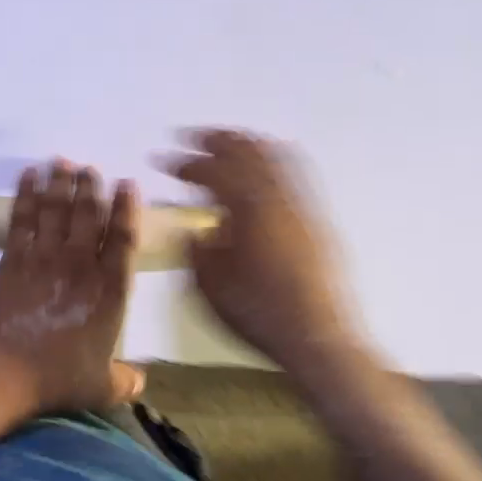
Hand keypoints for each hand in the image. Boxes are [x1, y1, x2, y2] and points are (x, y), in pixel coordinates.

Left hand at [0, 160, 144, 413]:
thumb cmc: (59, 378)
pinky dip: (26, 193)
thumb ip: (124, 379)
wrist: (5, 367)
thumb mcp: (101, 386)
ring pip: (56, 209)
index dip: (126, 209)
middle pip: (87, 215)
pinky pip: (23, 218)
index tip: (127, 184)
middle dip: (90, 187)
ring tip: (62, 162)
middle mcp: (80, 264)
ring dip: (60, 183)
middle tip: (90, 168)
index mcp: (109, 290)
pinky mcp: (14, 257)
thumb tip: (141, 380)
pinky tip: (29, 175)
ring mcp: (45, 256)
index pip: (122, 239)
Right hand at [158, 130, 362, 370]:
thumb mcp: (208, 285)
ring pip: (275, 156)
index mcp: (246, 211)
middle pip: (247, 150)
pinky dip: (273, 160)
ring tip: (225, 144)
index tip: (161, 161)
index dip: (184, 162)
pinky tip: (262, 169)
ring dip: (245, 144)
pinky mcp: (317, 222)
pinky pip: (296, 173)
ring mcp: (302, 207)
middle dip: (216, 140)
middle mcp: (277, 200)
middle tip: (191, 139)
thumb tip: (191, 229)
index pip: (211, 170)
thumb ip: (195, 249)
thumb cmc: (256, 314)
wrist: (319, 341)